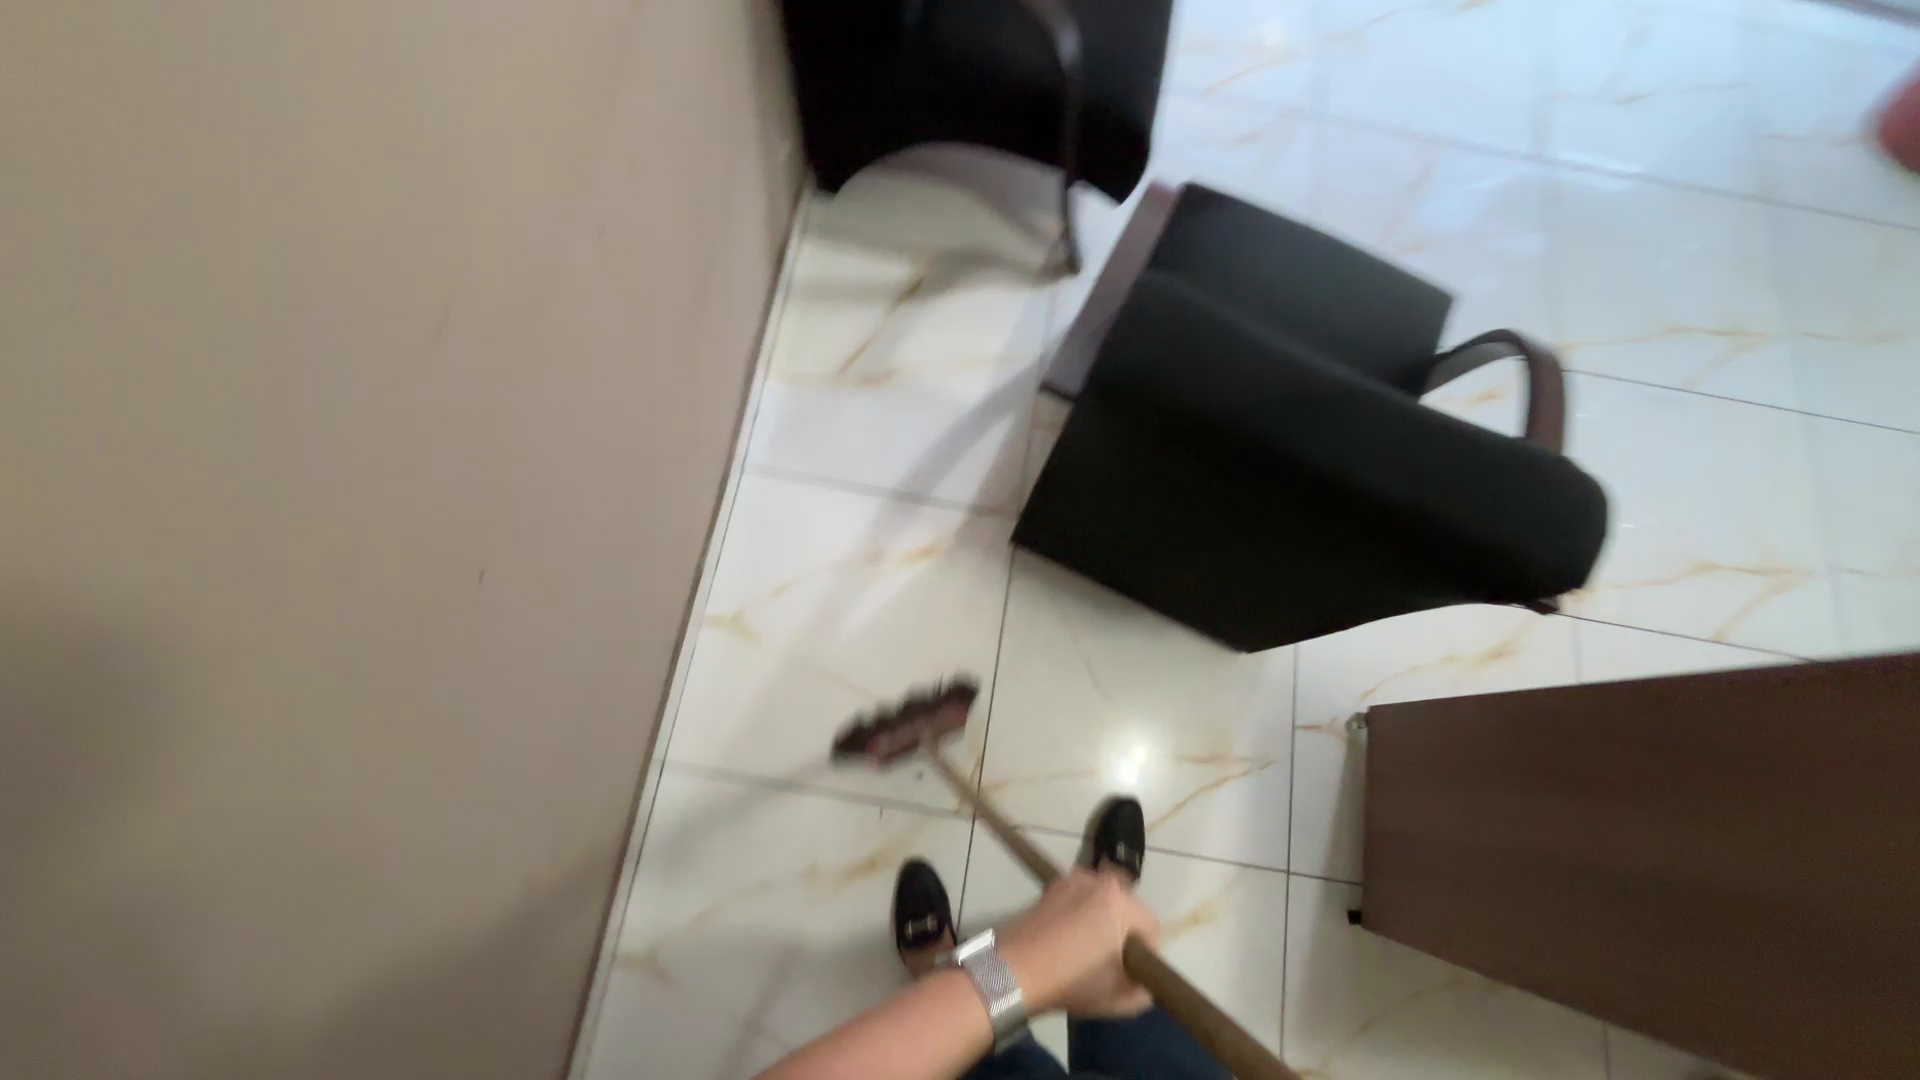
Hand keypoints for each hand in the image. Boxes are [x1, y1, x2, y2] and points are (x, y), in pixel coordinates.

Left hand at [996, 868, 1156, 1017]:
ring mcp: (1070, 880)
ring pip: (1102, 903)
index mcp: (1118, 900)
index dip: (1147, 955)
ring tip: (1086, 952)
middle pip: (1126, 909)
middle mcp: (1096, 880)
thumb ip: (1144, 990)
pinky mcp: (1051, 887)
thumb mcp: (1120, 998)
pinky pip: (1079, 900)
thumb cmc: (1072, 980)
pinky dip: (1080, 916)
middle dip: (1124, 934)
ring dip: (1101, 922)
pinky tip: (1068, 940)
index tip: (1131, 974)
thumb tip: (1142, 981)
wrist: (1015, 970)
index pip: (1151, 927)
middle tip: (1110, 964)